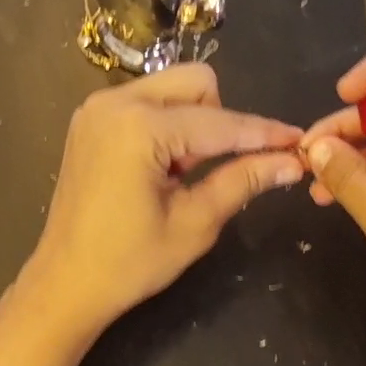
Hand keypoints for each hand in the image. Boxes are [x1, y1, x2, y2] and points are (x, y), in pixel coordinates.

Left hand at [22, 64, 304, 336]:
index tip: (300, 141)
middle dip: (220, 120)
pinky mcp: (90, 119)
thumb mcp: (195, 223)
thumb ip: (243, 181)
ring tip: (180, 176)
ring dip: (193, 123)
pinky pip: (147, 102)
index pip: (220, 123)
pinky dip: (167, 126)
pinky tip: (159, 169)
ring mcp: (97, 107)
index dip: (264, 134)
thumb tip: (291, 161)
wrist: (65, 283)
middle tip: (210, 171)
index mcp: (139, 128)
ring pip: (172, 89)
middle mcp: (115, 102)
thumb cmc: (130, 263)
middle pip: (197, 82)